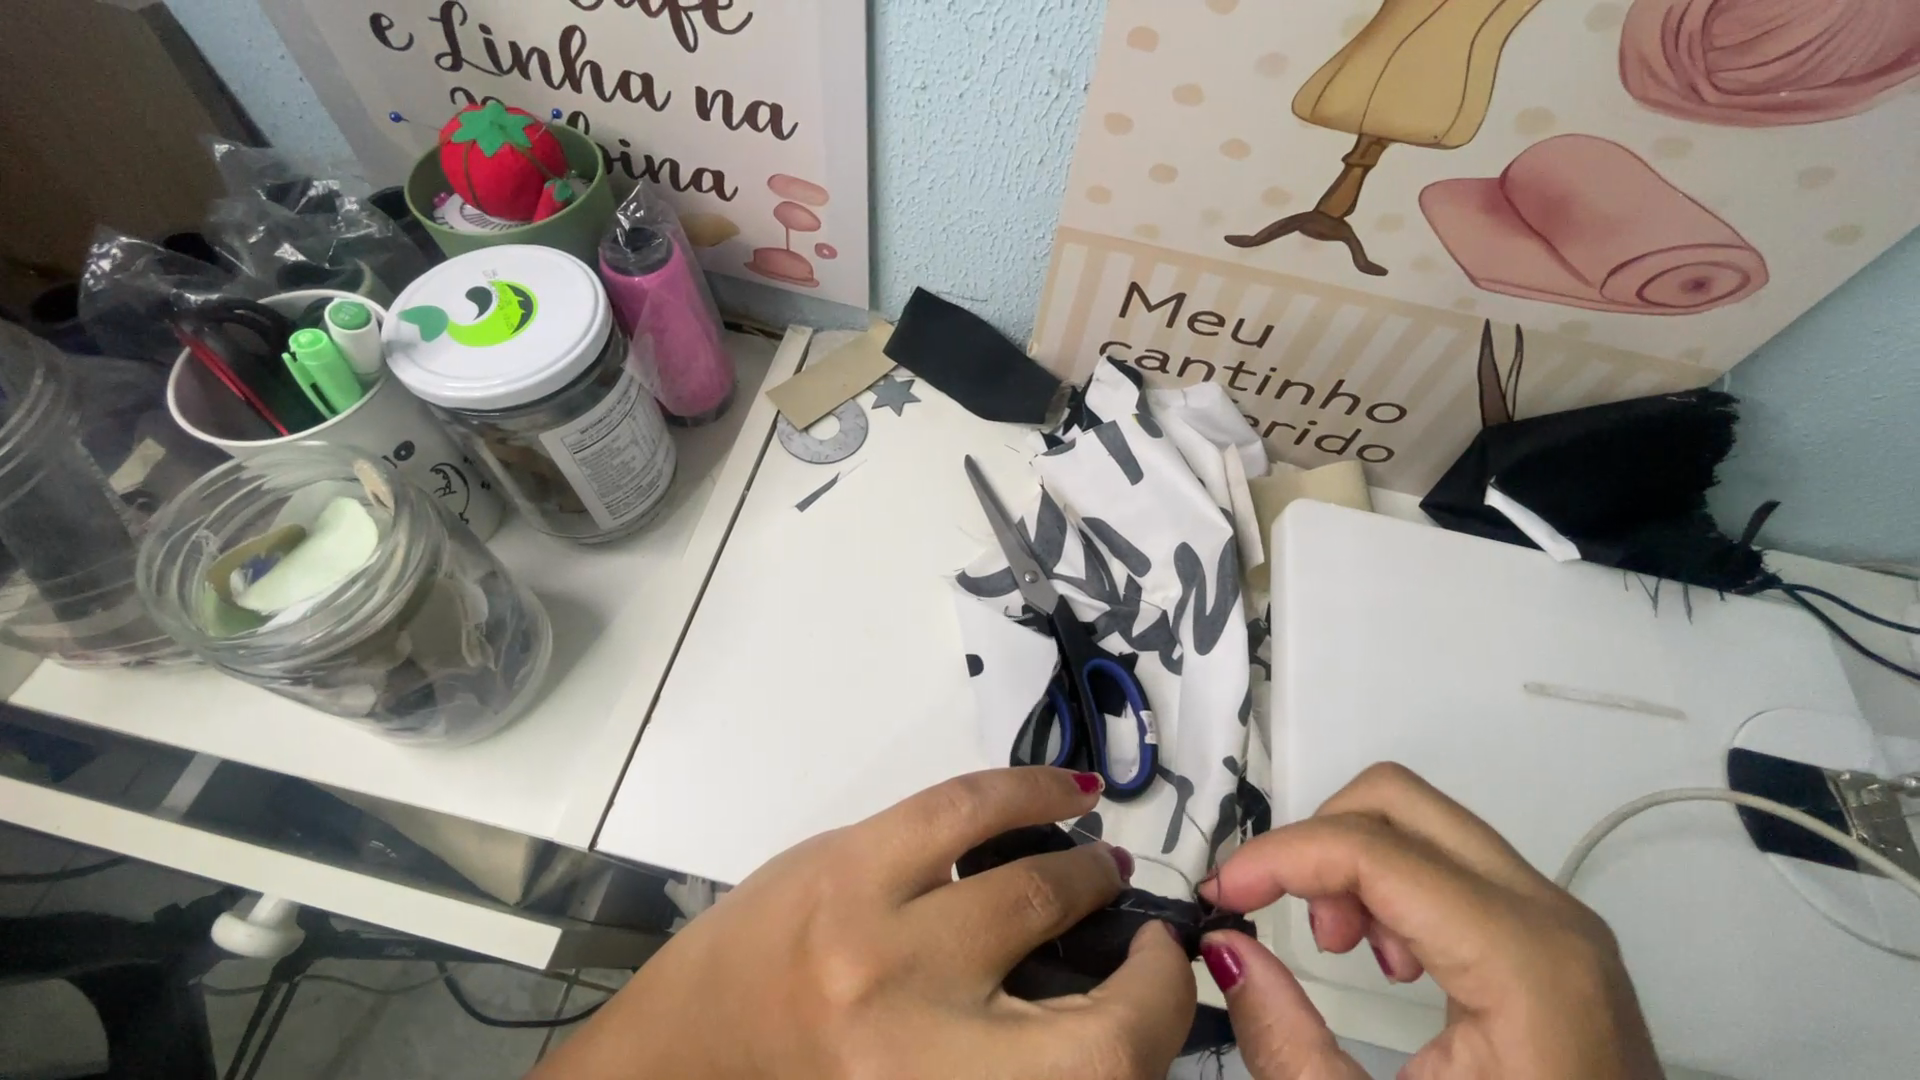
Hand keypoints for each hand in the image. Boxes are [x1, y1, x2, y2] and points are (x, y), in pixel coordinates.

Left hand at [535, 767, 1196, 1078]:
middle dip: (1125, 942)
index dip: (1159, 1013)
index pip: (1103, 1065)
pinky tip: (1061, 789)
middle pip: (1075, 977)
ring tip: (1095, 844)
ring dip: (1079, 856)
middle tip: (1125, 909)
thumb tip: (1101, 998)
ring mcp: (875, 933)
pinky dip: (1024, 790)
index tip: (1159, 977)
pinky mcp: (841, 863)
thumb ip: (1011, 1055)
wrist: (676, 1068)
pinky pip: (958, 807)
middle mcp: (919, 1038)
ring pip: (1022, 877)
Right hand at [1199, 764, 1661, 1079]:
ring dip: (1350, 860)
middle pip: (1398, 800)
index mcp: (1525, 966)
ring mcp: (1558, 918)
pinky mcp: (1550, 932)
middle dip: (1316, 843)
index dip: (1278, 858)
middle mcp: (1551, 917)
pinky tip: (1388, 957)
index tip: (1220, 896)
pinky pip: (1445, 856)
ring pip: (1419, 818)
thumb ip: (1287, 1044)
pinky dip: (1386, 878)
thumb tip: (1223, 946)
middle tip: (1290, 921)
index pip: (1374, 851)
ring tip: (1341, 948)